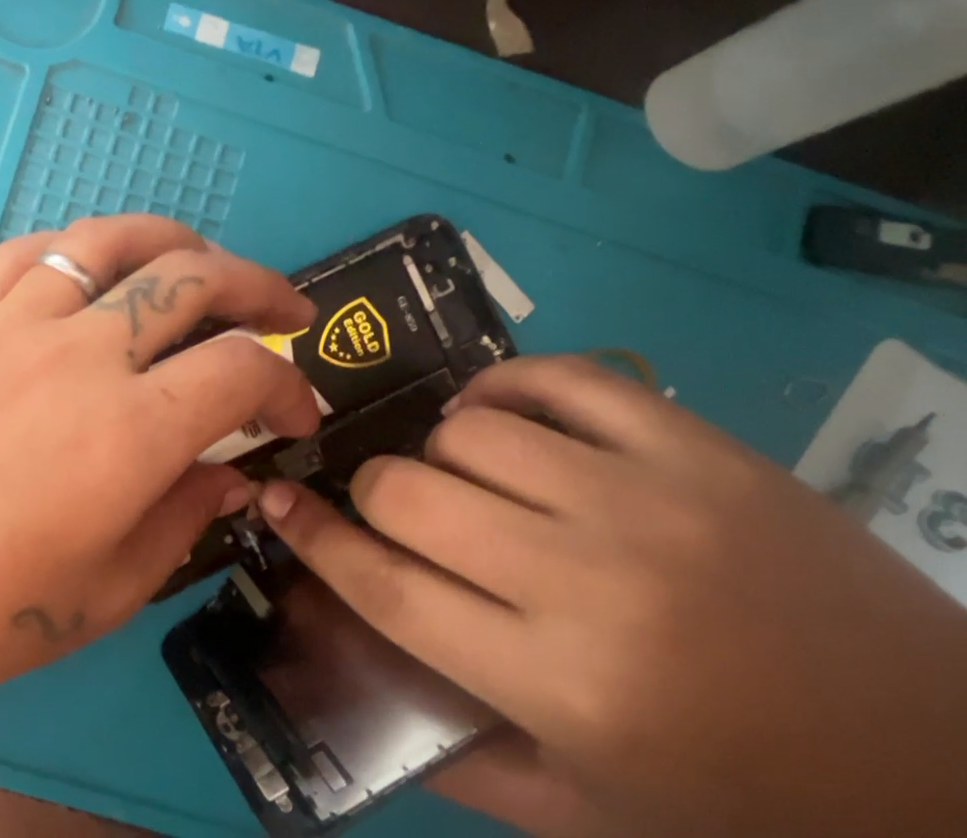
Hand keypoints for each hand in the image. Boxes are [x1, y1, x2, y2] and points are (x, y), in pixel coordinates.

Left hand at [0, 215, 318, 711]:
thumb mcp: (107, 593)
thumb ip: (183, 520)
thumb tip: (233, 476)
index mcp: (129, 432)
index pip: (242, 371)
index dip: (289, 387)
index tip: (298, 417)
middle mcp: (80, 355)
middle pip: (193, 278)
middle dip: (258, 289)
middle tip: (284, 318)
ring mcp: (15, 325)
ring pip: (111, 240)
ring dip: (174, 241)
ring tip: (202, 265)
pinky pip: (30, 253)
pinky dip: (77, 247)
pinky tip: (94, 269)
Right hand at [258, 356, 966, 837]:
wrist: (947, 763)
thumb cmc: (744, 800)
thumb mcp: (585, 812)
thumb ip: (456, 759)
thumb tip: (353, 683)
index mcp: (553, 681)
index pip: (383, 583)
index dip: (311, 535)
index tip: (273, 500)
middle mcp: (587, 580)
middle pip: (410, 493)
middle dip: (376, 497)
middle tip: (397, 517)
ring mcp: (647, 500)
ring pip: (470, 430)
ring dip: (442, 453)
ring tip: (464, 479)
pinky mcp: (700, 449)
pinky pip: (561, 378)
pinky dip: (506, 386)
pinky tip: (499, 415)